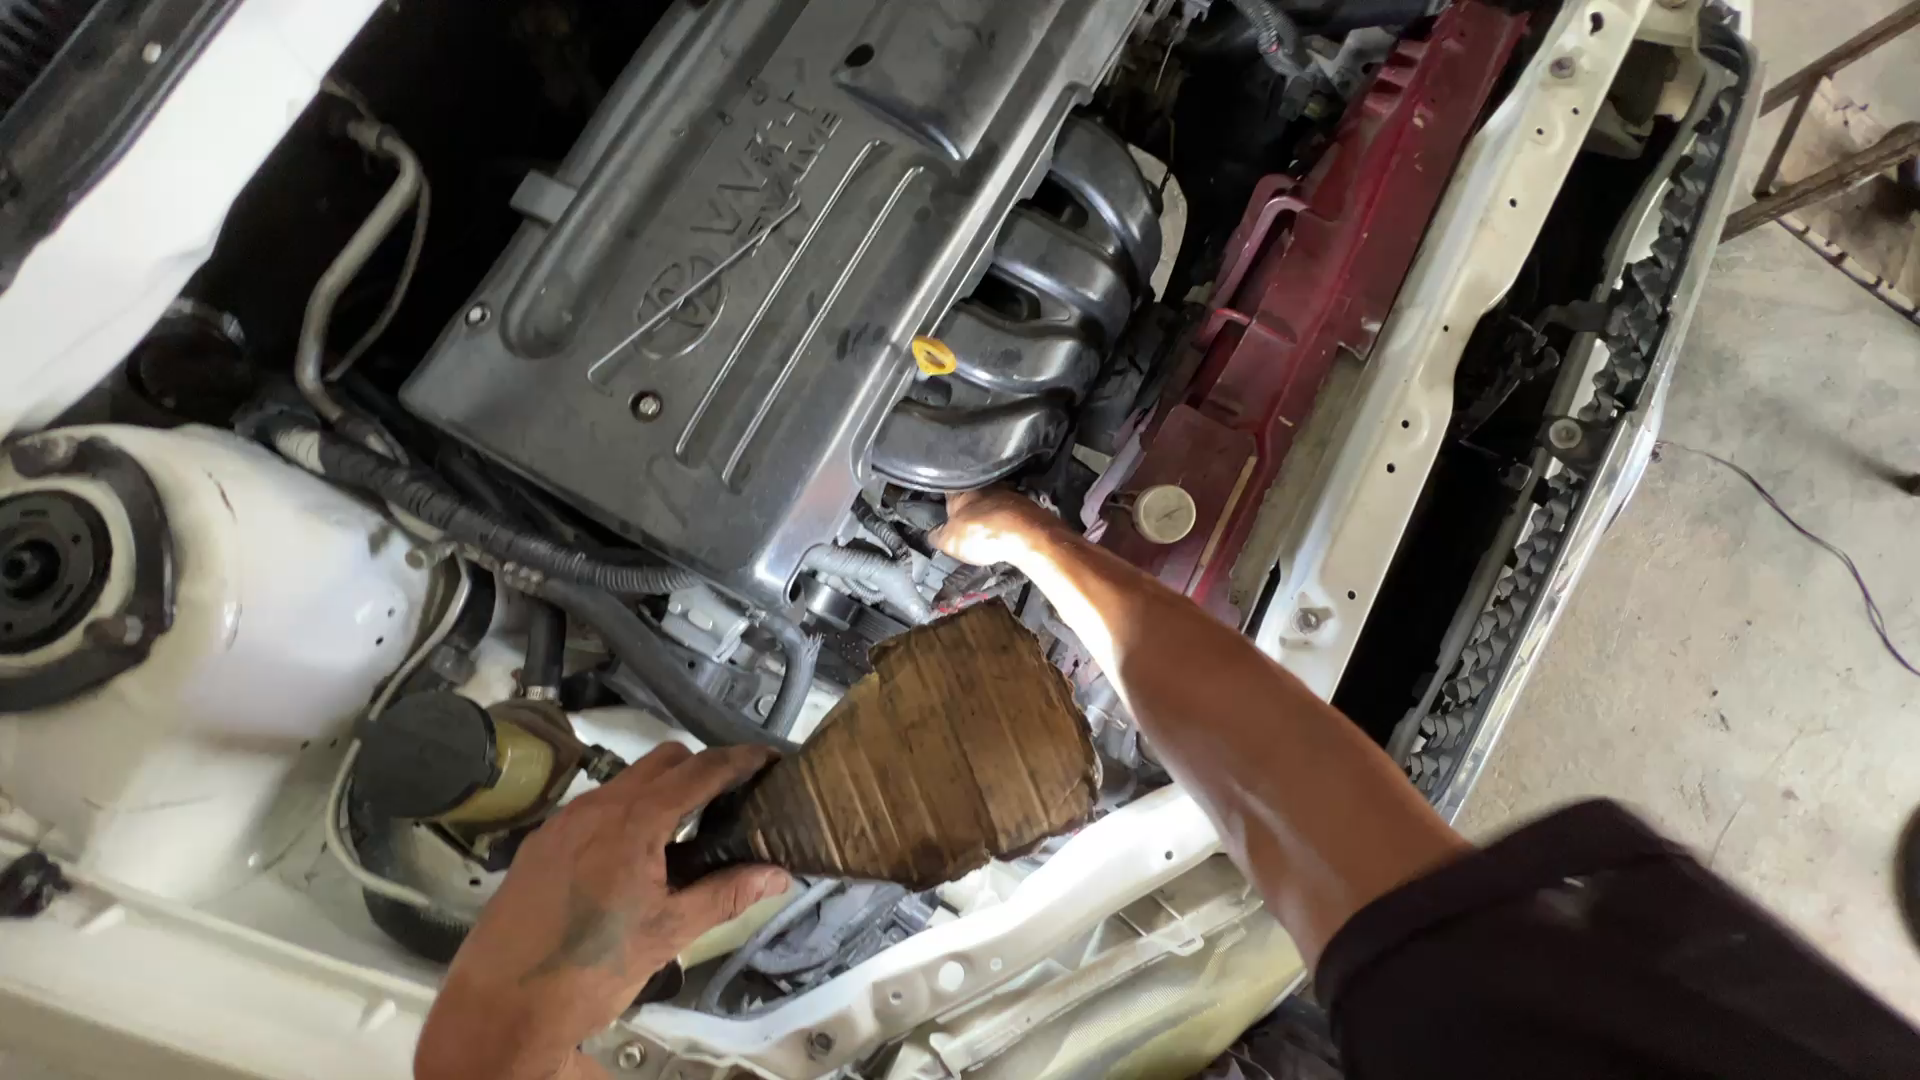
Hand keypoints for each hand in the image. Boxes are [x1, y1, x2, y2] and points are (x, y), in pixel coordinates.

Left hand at [416, 744, 790, 1079]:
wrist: (491, 1016)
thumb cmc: (589, 974)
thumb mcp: (669, 934)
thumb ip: (727, 893)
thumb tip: (780, 876)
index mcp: (634, 821)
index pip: (701, 770)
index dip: (742, 759)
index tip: (770, 759)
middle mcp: (597, 805)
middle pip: (666, 760)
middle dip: (703, 769)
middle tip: (731, 800)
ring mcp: (564, 820)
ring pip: (629, 780)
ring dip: (664, 790)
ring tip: (685, 833)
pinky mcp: (541, 841)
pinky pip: (597, 805)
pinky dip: (629, 812)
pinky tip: (634, 858)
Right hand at [931, 489, 1071, 567]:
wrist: (1027, 536)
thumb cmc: (985, 534)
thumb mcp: (948, 541)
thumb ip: (937, 536)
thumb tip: (932, 535)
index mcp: (961, 492)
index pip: (947, 491)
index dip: (942, 501)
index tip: (940, 509)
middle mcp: (985, 487)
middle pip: (973, 495)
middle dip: (969, 508)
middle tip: (965, 525)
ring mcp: (1009, 493)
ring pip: (994, 501)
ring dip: (991, 513)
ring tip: (987, 532)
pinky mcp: (1028, 505)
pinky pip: (1013, 511)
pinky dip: (1009, 521)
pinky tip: (1006, 534)